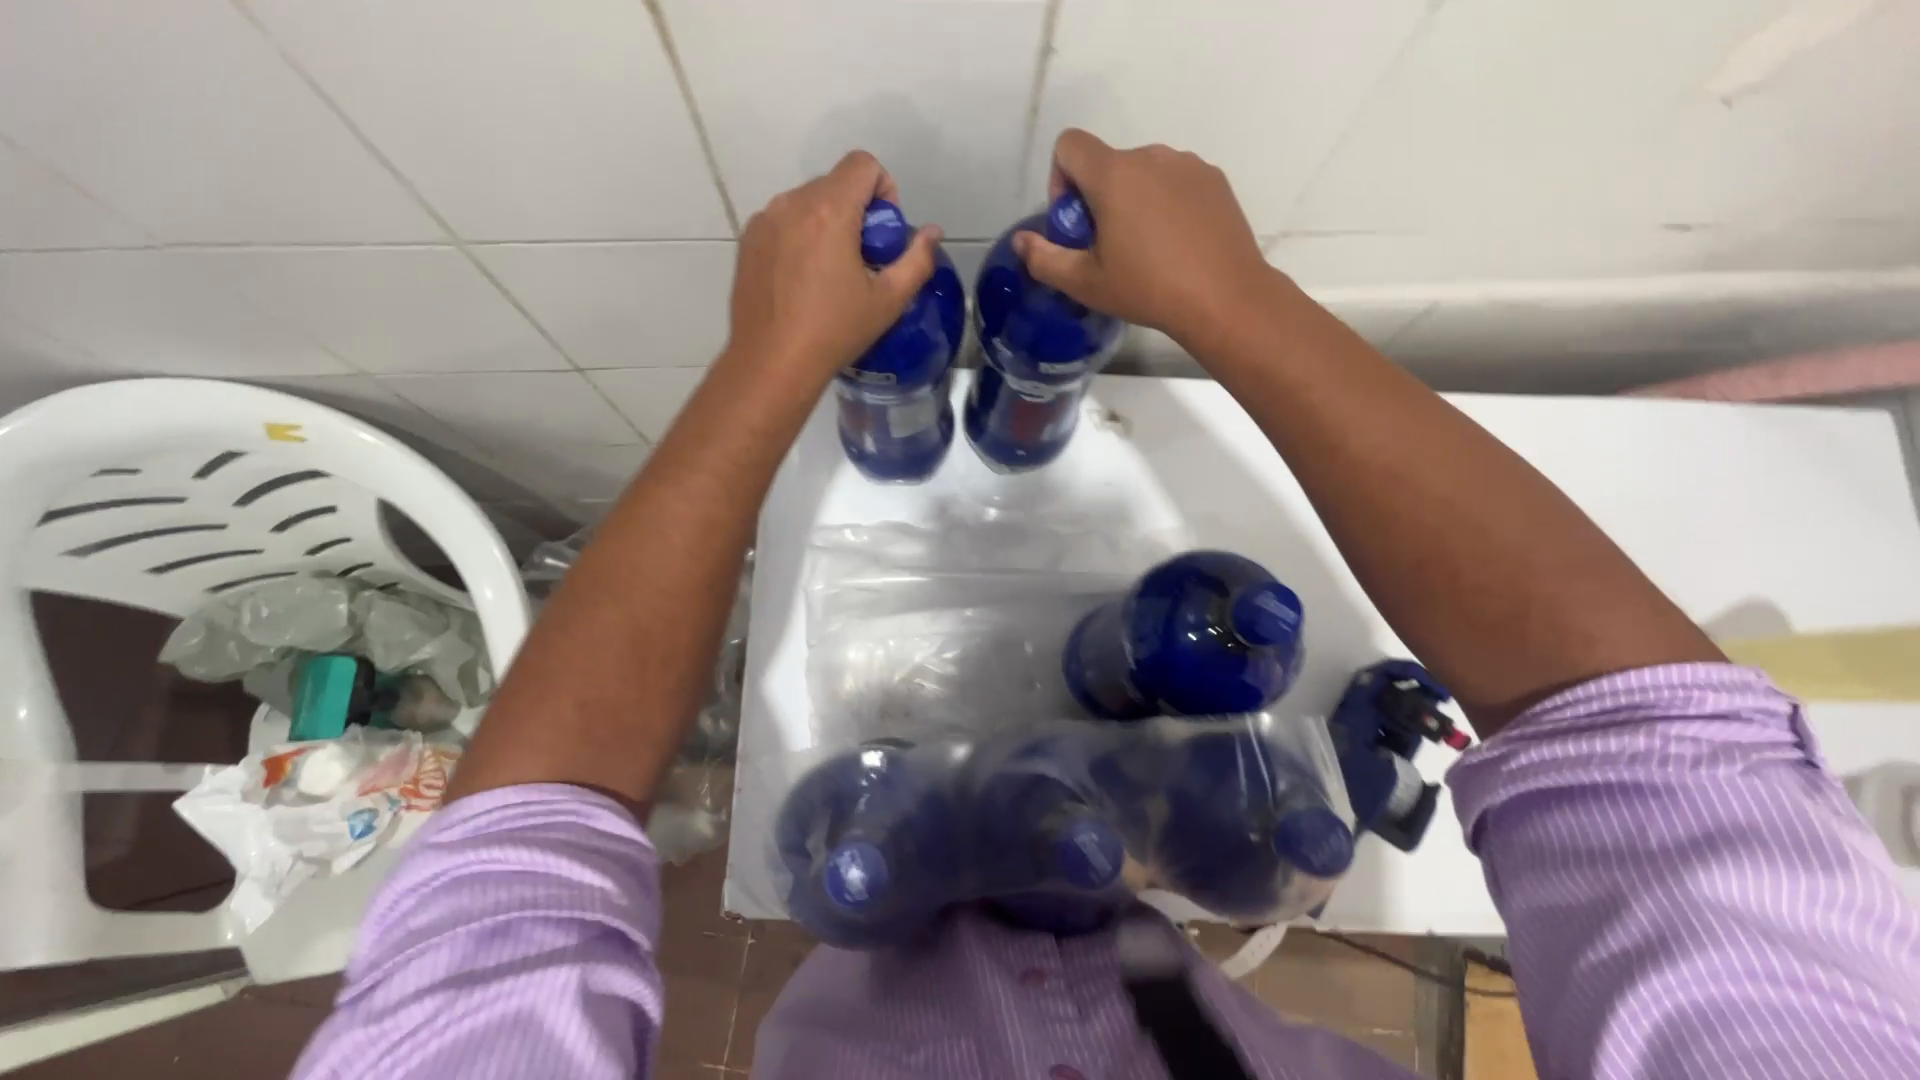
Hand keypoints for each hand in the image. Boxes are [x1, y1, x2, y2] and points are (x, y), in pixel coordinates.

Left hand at [724, 151, 943, 383]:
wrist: (771, 363)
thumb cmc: (834, 332)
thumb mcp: (888, 300)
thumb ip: (917, 259)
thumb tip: (932, 233)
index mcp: (829, 210)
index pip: (863, 164)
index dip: (883, 190)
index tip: (883, 233)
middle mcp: (791, 203)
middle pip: (835, 184)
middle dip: (856, 212)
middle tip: (862, 261)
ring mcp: (764, 221)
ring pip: (807, 204)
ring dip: (826, 226)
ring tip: (831, 275)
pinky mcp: (748, 242)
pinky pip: (783, 224)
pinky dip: (799, 239)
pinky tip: (802, 282)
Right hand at [1015, 130, 1279, 351]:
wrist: (1225, 298)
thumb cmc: (1148, 289)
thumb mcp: (1085, 283)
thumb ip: (1044, 258)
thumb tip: (1021, 241)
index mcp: (1114, 174)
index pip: (1070, 144)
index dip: (1061, 179)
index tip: (1075, 221)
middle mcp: (1151, 156)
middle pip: (1108, 163)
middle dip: (1098, 198)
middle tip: (1108, 248)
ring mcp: (1188, 165)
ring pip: (1144, 173)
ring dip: (1134, 200)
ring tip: (1146, 249)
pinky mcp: (1215, 180)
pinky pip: (1176, 182)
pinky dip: (1167, 204)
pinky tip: (1177, 245)